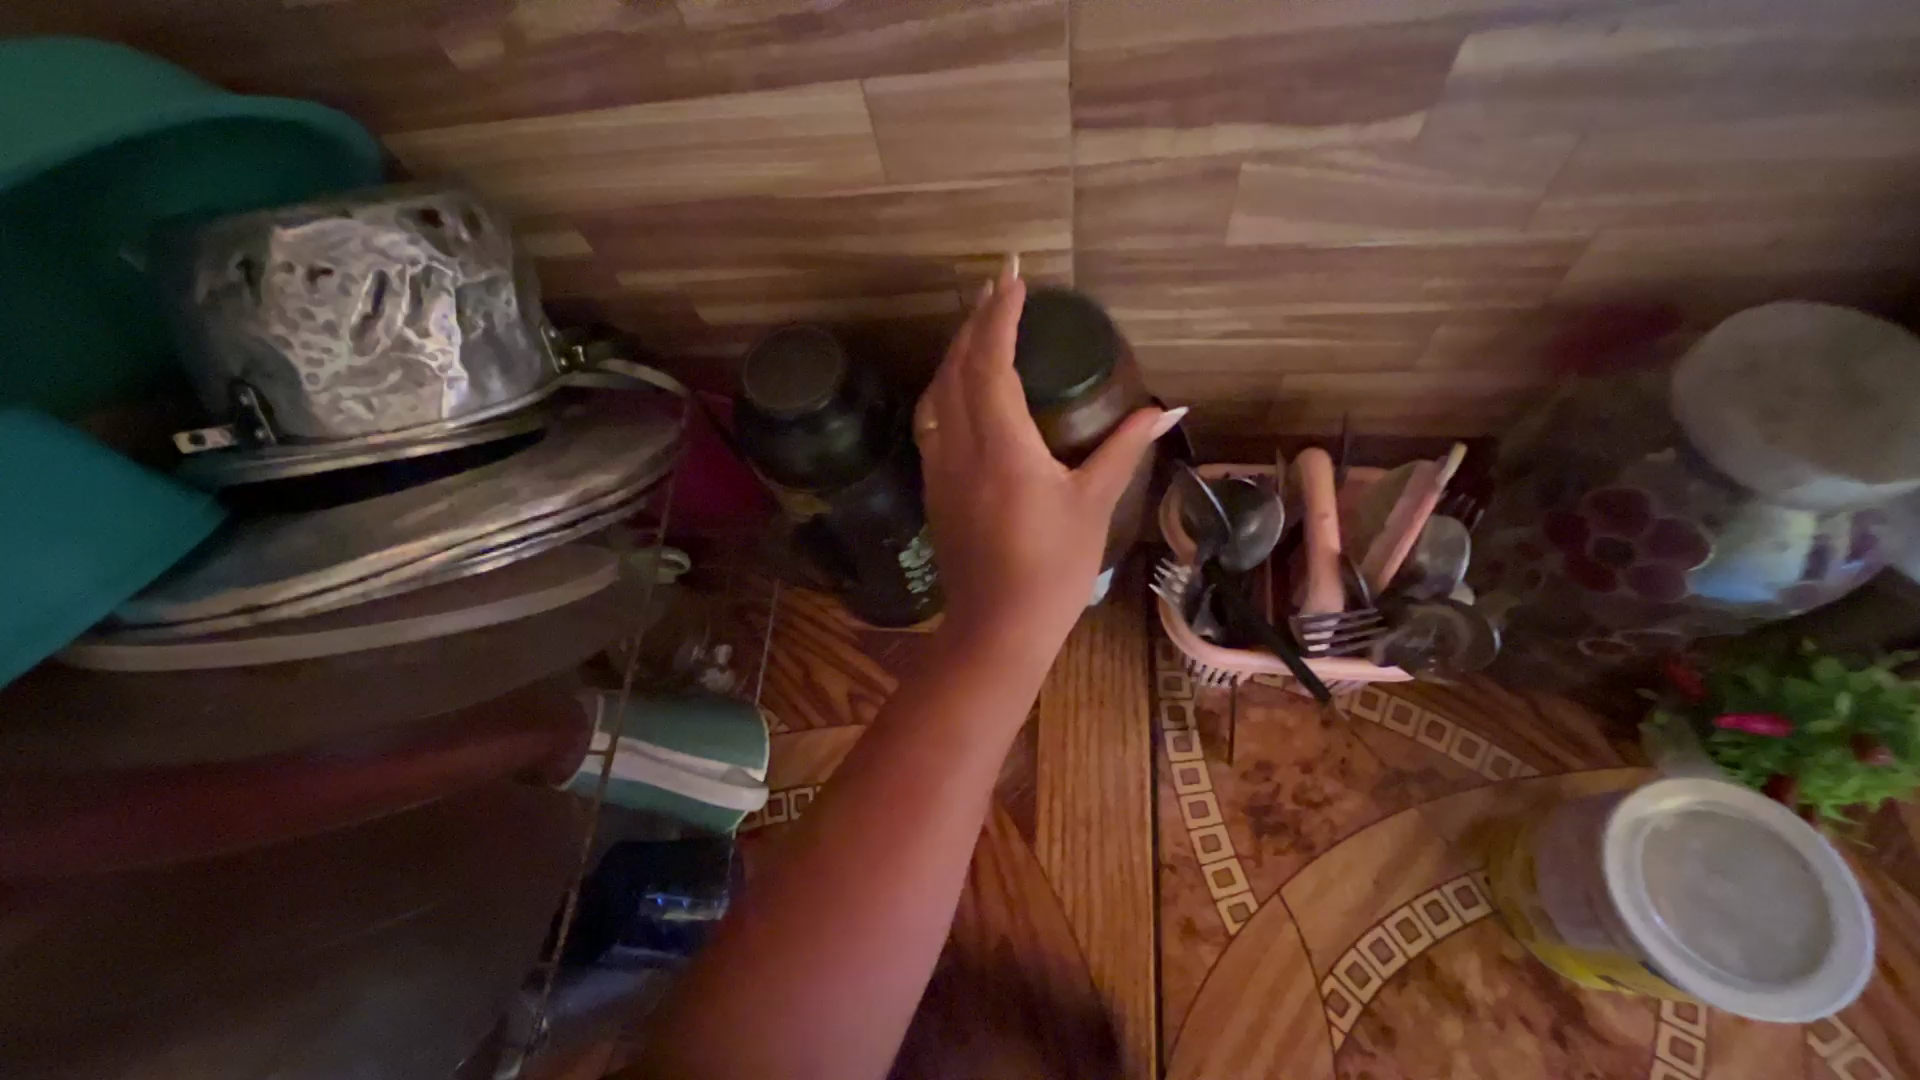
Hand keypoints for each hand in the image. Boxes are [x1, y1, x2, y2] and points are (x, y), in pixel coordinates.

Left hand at [913, 257, 1185, 654]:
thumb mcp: (1094, 504)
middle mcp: (960, 446)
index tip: (1014, 279)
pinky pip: (931, 420)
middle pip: (957, 367)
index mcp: (1002, 445)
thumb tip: (1168, 409)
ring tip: (979, 325)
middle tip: (998, 286)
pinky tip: (960, 386)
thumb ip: (1126, 449)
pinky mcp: (934, 487)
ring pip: (937, 392)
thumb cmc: (1053, 569)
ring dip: (956, 351)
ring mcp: (940, 467)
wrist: (997, 626)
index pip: (991, 361)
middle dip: (976, 321)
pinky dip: (945, 387)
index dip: (1000, 316)